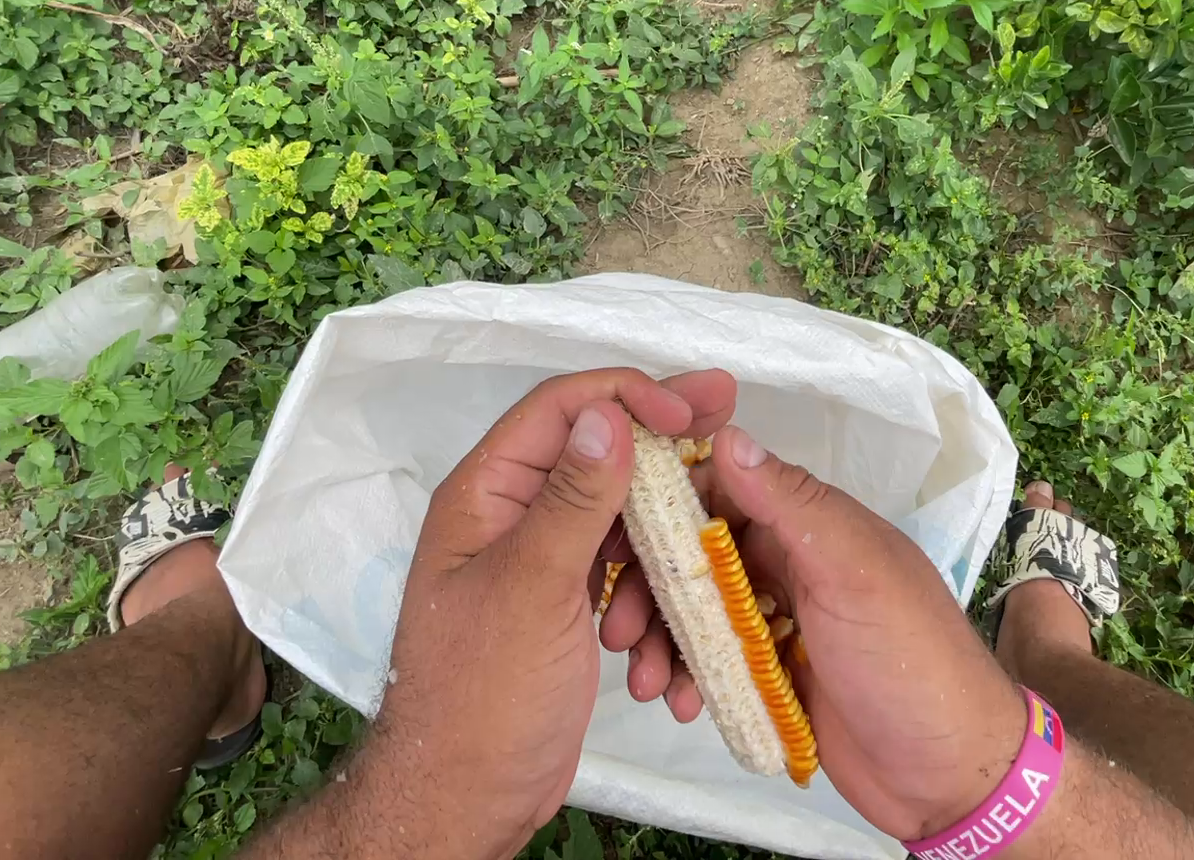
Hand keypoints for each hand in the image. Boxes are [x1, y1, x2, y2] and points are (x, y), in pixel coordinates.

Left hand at [355, 367, 735, 857]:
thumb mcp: (529, 588)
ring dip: (664, 502)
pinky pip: (623, 549)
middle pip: (596, 442)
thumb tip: (608, 414)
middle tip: (724, 400)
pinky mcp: (572, 586)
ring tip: (720, 482)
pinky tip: (689, 562)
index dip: (626, 396)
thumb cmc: (483, 694)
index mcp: (488, 490)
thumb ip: (571, 499)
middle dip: (660, 424)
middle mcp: (517, 507)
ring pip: (616, 498)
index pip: (560, 410)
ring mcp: (547, 547)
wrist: (469, 796)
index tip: (687, 409)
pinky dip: (656, 555)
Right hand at [600, 424, 1026, 840]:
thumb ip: (791, 503)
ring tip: (646, 681)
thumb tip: (727, 435)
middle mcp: (786, 559)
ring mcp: (774, 617)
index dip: (665, 507)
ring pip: (696, 609)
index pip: (721, 490)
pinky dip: (687, 674)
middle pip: (695, 553)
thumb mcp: (853, 570)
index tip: (616, 536)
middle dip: (652, 586)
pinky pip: (711, 658)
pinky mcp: (767, 670)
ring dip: (663, 637)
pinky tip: (680, 702)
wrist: (952, 777)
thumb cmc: (906, 657)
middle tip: (617, 627)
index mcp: (807, 522)